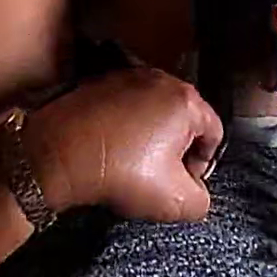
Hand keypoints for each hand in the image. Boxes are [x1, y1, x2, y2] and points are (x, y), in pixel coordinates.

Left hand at [23, 68, 223, 222]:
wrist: (62, 153)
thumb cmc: (120, 170)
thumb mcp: (175, 201)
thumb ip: (201, 199)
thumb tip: (196, 191)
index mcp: (185, 100)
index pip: (214, 132)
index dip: (203, 164)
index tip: (184, 182)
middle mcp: (161, 79)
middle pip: (185, 118)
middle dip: (177, 149)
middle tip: (159, 175)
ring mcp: (130, 75)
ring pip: (156, 110)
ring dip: (152, 136)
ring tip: (133, 162)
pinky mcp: (104, 81)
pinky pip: (129, 104)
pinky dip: (127, 124)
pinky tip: (113, 147)